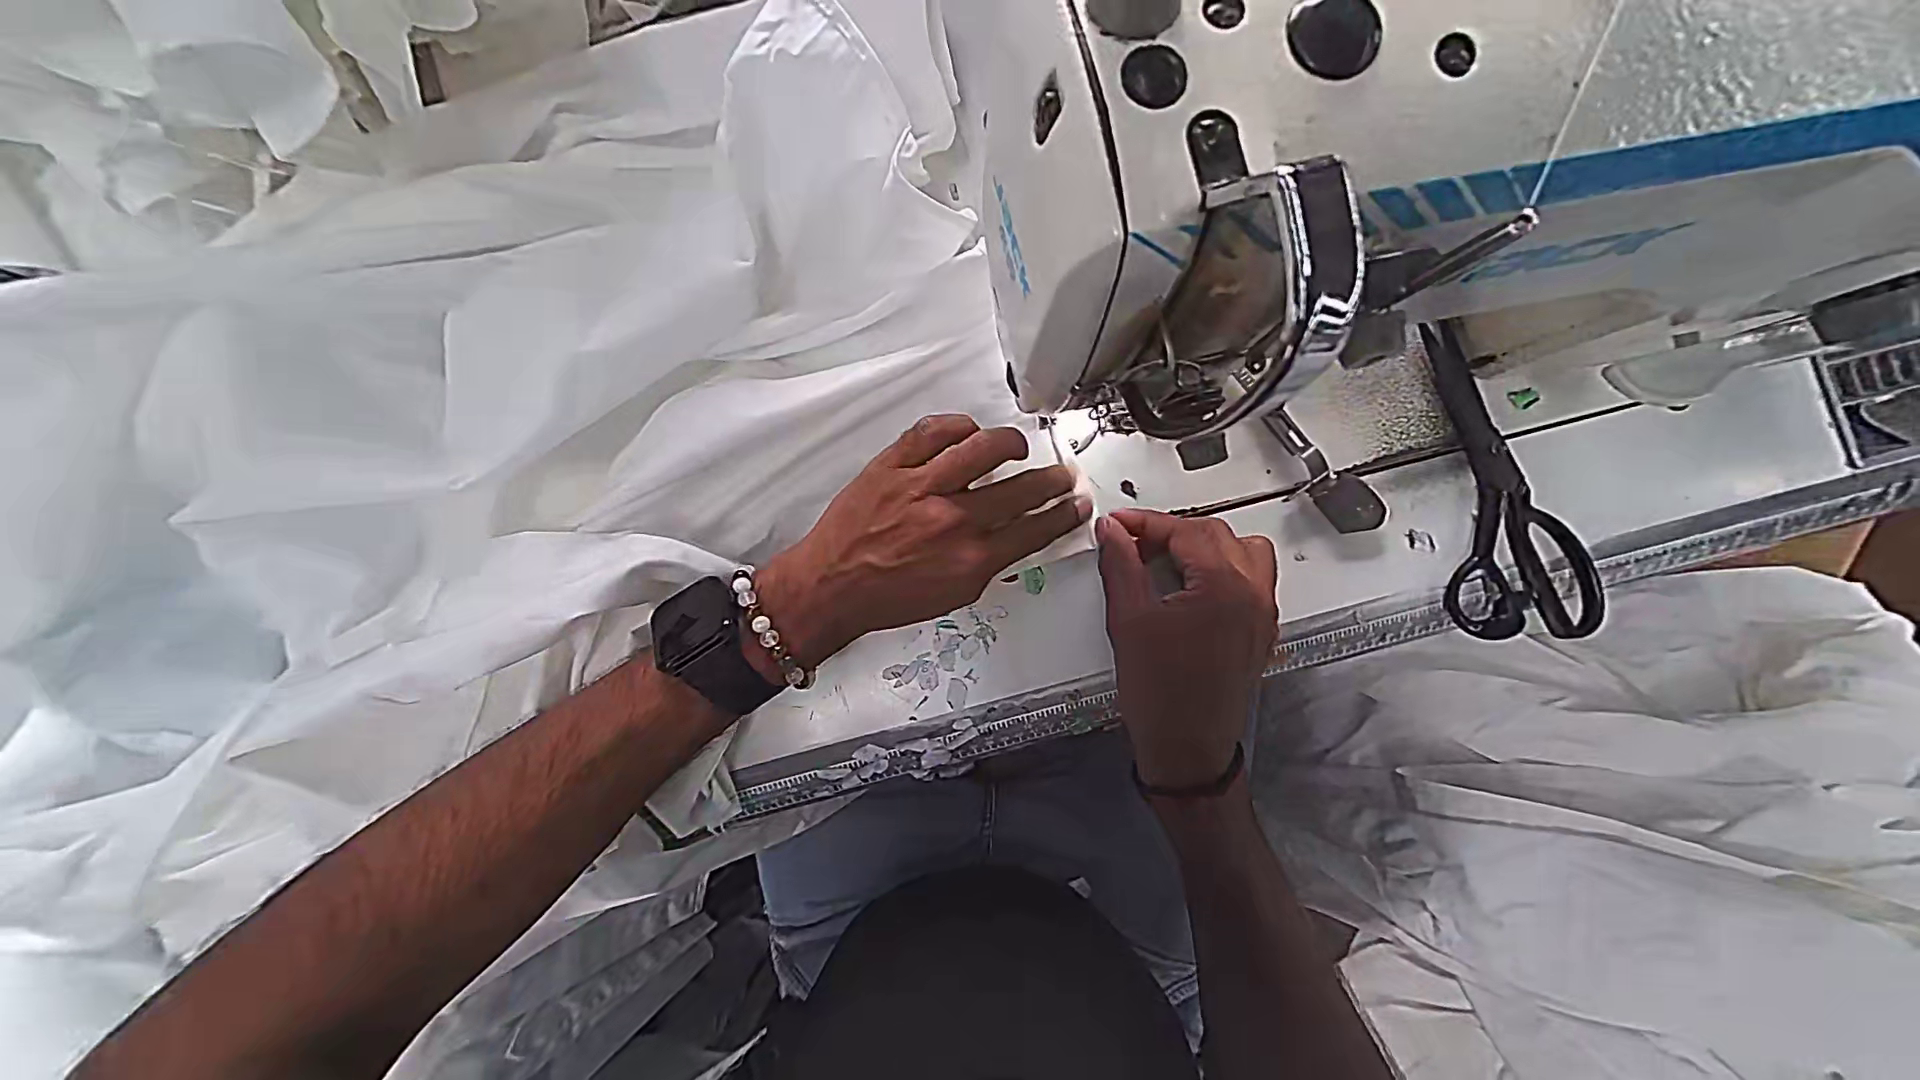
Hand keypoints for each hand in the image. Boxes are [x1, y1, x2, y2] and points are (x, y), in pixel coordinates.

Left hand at [752, 414, 1090, 672]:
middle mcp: (951, 520)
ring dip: (1011, 444)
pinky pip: (932, 432)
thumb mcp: (952, 595)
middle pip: (1021, 489)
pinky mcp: (892, 467)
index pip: (1035, 529)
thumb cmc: (883, 597)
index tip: (1074, 504)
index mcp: (971, 559)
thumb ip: (988, 564)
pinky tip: (967, 431)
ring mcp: (921, 488)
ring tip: (1017, 446)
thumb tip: (1013, 540)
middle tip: (1061, 475)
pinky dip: (957, 426)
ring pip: (983, 449)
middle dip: (1053, 480)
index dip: (1064, 514)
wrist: (830, 587)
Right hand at [1095, 510, 1278, 787]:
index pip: (1186, 531)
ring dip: (1204, 546)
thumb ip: (1121, 565)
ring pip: (1243, 551)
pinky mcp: (1260, 631)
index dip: (1146, 523)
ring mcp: (1262, 614)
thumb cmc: (1160, 694)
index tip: (1119, 525)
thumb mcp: (1128, 620)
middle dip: (1171, 532)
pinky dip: (1222, 569)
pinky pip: (1251, 579)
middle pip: (1216, 534)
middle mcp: (1254, 595)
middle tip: (1133, 543)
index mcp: (1225, 588)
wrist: (1186, 749)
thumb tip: (1113, 533)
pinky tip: (1190, 586)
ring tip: (1167, 560)